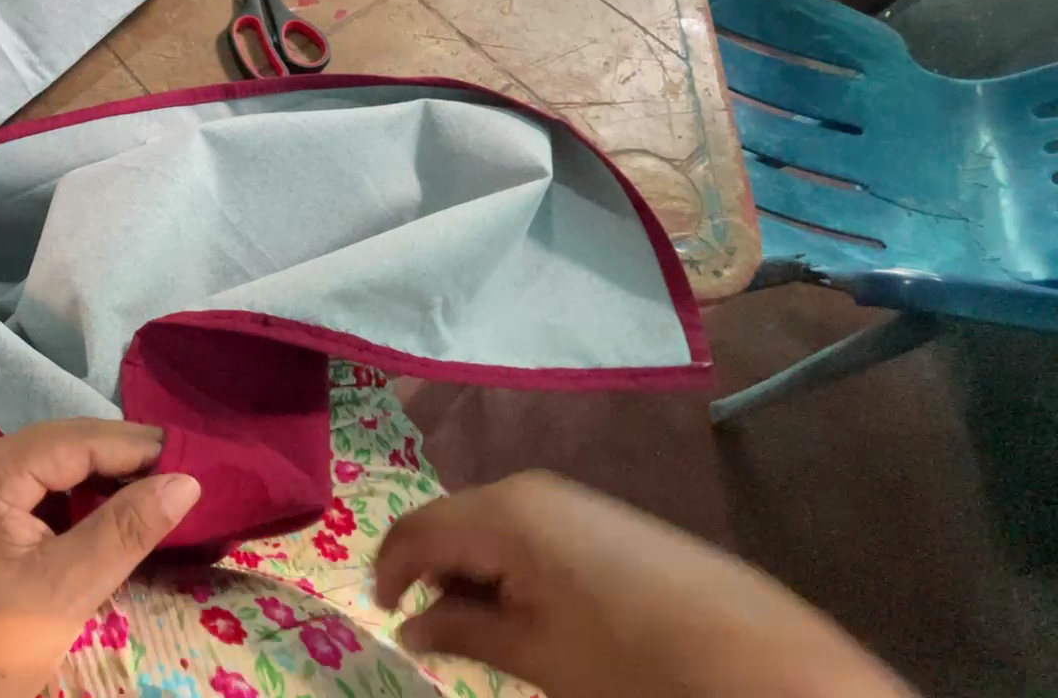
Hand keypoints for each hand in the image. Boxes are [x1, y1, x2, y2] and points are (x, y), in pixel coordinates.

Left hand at [0, 419, 200, 697]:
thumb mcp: (65, 590)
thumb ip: (125, 530)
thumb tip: (187, 481)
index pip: (79, 440)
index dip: (138, 446)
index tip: (196, 456)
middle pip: (66, 442)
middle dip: (125, 456)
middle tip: (185, 471)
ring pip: (56, 461)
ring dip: (106, 473)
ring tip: (159, 486)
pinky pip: (41, 484)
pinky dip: (80, 493)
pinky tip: (113, 507)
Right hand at [373, 471, 916, 697]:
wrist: (771, 666)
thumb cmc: (636, 666)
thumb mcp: (537, 655)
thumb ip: (461, 630)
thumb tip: (410, 627)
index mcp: (502, 514)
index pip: (416, 528)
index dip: (389, 570)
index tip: (384, 615)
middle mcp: (526, 488)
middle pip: (449, 519)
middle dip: (432, 570)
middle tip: (435, 625)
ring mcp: (567, 497)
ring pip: (486, 523)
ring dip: (471, 568)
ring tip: (484, 623)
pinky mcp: (599, 514)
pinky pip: (526, 528)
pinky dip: (509, 563)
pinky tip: (531, 608)